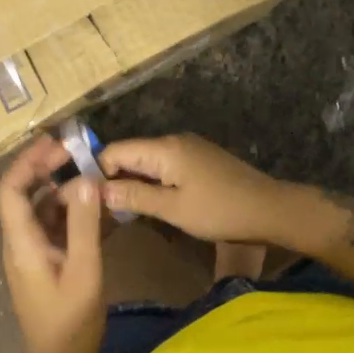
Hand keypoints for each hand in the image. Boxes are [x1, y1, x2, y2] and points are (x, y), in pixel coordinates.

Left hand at [0, 137, 104, 352]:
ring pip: (44, 210)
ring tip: (98, 180)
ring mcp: (32, 254)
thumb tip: (85, 180)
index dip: (28, 162)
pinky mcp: (46, 263)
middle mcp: (20, 243)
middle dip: (49, 170)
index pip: (11, 191)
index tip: (55, 143)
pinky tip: (100, 209)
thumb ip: (85, 225)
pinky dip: (74, 213)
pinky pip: (56, 227)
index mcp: (22, 244)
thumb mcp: (85, 270)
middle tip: (79, 152)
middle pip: (26, 195)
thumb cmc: (70, 321)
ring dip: (67, 191)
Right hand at [98, 134, 308, 248]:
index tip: (85, 199)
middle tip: (99, 210)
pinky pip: (166, 167)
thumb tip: (98, 189)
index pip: (115, 150)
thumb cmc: (219, 210)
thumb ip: (135, 196)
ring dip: (133, 182)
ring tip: (118, 211)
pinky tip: (148, 204)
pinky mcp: (200, 160)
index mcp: (165, 148)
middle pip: (131, 154)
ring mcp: (189, 149)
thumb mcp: (173, 208)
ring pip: (148, 162)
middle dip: (113, 178)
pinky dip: (153, 182)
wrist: (268, 209)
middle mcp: (174, 141)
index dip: (96, 173)